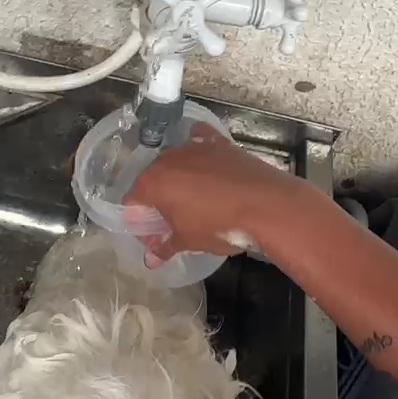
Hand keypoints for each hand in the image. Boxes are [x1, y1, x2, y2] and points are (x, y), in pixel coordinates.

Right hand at [123, 122, 324, 266]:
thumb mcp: (188, 241)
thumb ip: (165, 247)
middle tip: (174, 219)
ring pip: (175, 160)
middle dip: (158, 198)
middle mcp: (167, 158)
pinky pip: (199, 138)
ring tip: (195, 197)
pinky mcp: (217, 141)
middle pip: (152, 178)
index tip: (155, 236)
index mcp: (152, 182)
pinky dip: (199, 148)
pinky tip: (206, 161)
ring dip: (178, 176)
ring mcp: (193, 146)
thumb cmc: (219, 224)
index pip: (132, 201)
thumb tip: (150, 260)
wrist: (265, 203)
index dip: (139, 221)